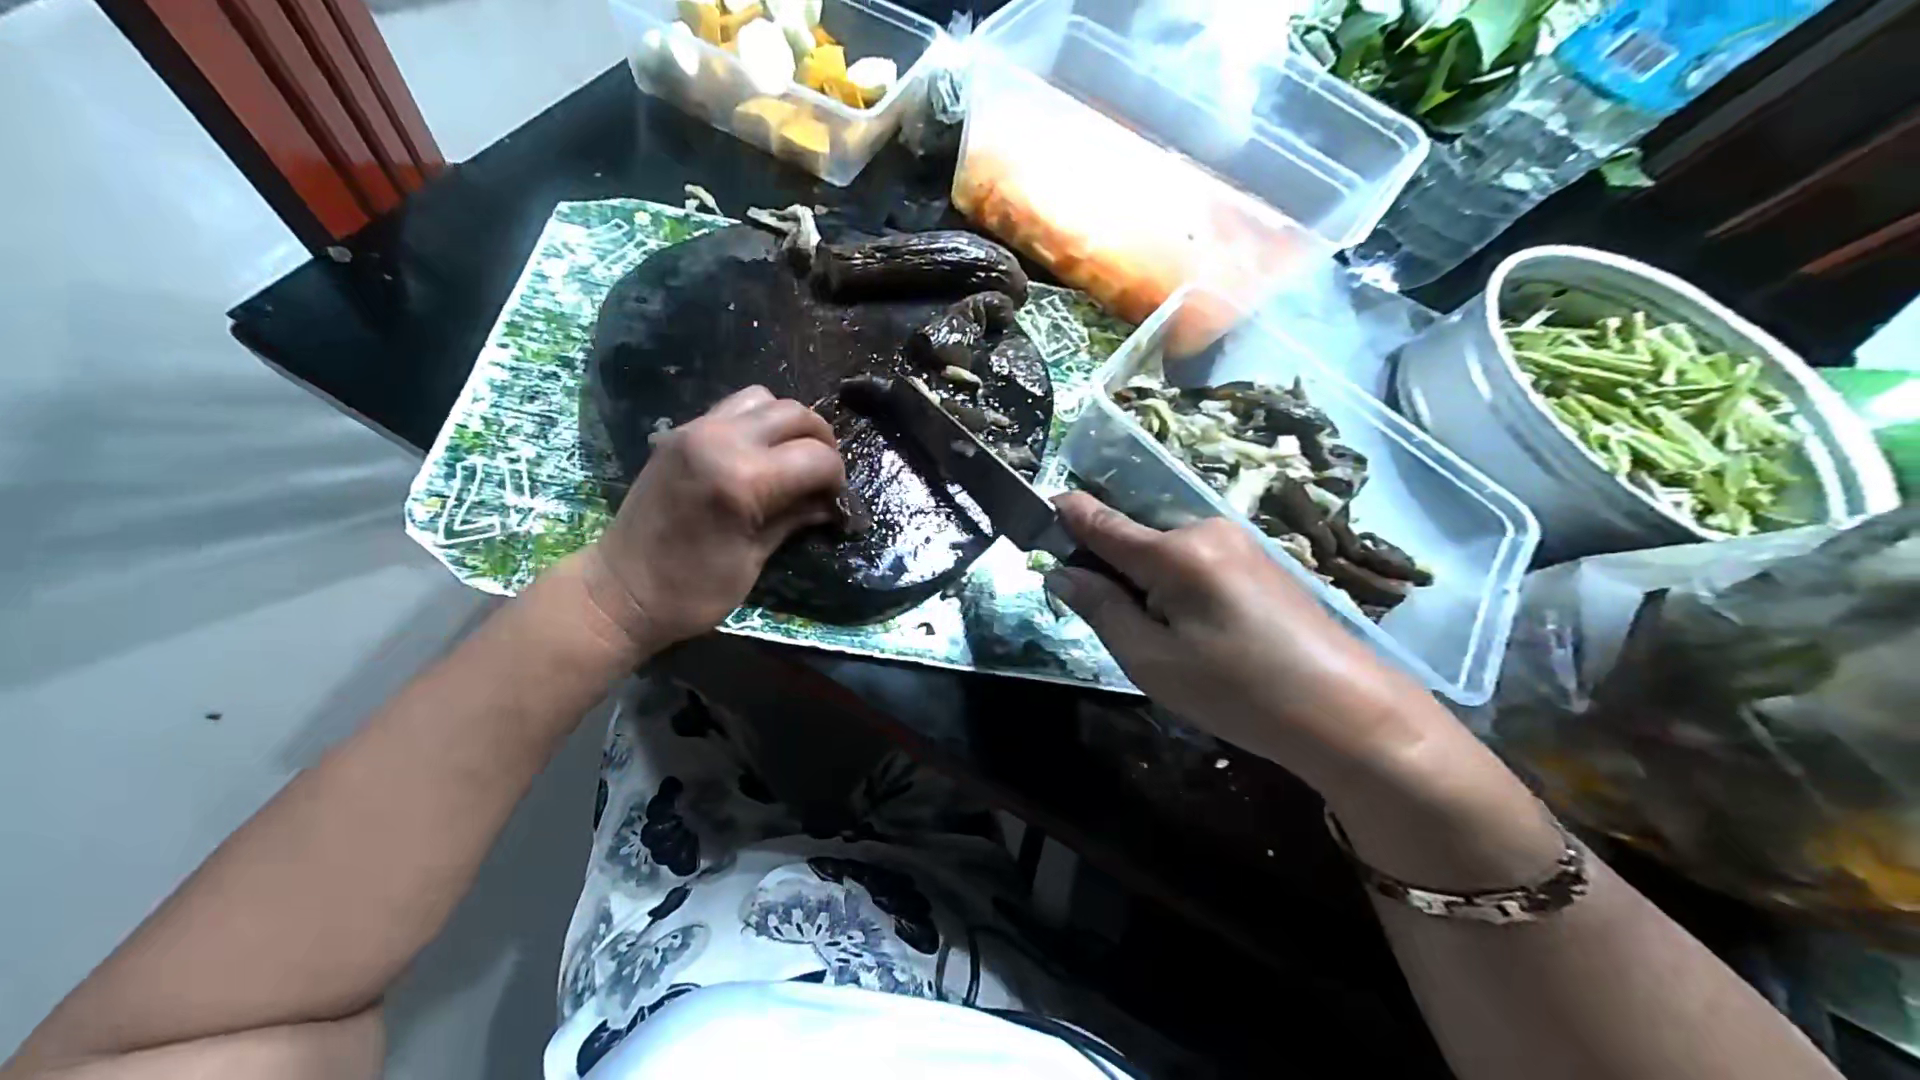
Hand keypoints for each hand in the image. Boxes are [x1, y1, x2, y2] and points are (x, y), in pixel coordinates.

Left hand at [582, 386, 845, 651]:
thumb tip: (833, 504)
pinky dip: (758, 422)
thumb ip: (796, 518)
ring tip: (793, 460)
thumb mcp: (754, 559)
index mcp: (742, 478)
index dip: (837, 480)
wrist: (618, 592)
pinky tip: (759, 455)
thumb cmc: (691, 591)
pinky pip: (734, 408)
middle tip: (823, 479)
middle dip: (821, 445)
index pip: (818, 458)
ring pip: (767, 399)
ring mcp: (697, 430)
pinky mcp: (682, 432)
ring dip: (790, 426)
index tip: (836, 504)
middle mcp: (721, 440)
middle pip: (797, 415)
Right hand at [1045, 493, 1450, 792]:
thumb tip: (1060, 572)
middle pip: (1132, 535)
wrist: (1349, 712)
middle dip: (1109, 567)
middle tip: (1115, 625)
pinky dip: (1175, 584)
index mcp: (1174, 551)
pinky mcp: (1257, 557)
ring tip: (1163, 639)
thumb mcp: (1152, 661)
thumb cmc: (1238, 692)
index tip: (1035, 526)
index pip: (1098, 519)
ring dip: (1144, 581)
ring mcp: (1237, 540)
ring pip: (1162, 549)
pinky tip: (1197, 631)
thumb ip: (1100, 608)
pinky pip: (1193, 559)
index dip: (1062, 518)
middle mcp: (1204, 529)